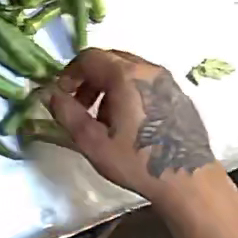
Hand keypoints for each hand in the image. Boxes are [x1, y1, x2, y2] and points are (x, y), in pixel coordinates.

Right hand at [47, 49, 230, 215]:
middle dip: (89, 79)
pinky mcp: (180, 95)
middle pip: (110, 60)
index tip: (62, 96)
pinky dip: (130, 92)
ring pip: (129, 71)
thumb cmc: (138, 162)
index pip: (89, 57)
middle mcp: (150, 70)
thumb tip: (49, 94)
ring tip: (104, 120)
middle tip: (80, 107)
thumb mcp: (93, 142)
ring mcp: (168, 81)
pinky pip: (147, 83)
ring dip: (109, 87)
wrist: (188, 180)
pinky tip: (130, 124)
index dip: (69, 74)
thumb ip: (67, 113)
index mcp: (127, 75)